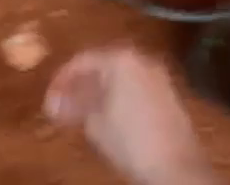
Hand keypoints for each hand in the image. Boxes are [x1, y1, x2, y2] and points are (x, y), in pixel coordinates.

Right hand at [45, 47, 215, 184]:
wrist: (179, 170)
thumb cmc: (130, 139)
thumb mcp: (93, 123)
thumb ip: (72, 106)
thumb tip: (54, 104)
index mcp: (120, 58)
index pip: (81, 61)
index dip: (61, 80)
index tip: (51, 97)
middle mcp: (140, 61)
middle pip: (102, 68)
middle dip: (81, 86)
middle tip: (65, 104)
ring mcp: (159, 79)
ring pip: (120, 81)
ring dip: (100, 94)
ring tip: (84, 113)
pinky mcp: (171, 99)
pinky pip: (136, 92)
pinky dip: (119, 100)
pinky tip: (110, 118)